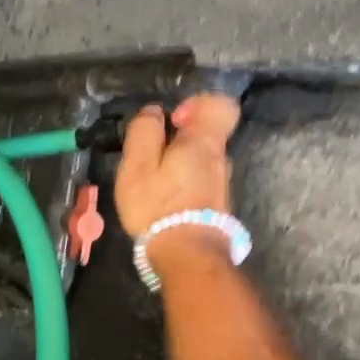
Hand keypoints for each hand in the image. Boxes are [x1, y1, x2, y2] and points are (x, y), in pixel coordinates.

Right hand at [114, 94, 241, 241]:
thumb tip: (153, 113)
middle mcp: (220, 158)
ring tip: (152, 184)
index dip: (197, 104)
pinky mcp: (217, 205)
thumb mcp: (137, 166)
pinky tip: (163, 201)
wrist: (187, 254)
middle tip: (150, 158)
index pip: (220, 106)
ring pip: (202, 160)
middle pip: (206, 135)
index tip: (174, 121)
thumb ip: (144, 133)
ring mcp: (222, 183)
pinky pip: (199, 181)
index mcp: (203, 142)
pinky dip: (182, 184)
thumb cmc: (158, 206)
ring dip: (178, 165)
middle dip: (179, 139)